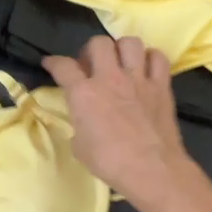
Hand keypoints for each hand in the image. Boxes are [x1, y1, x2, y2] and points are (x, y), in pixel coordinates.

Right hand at [43, 35, 191, 200]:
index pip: (63, 67)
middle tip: (91, 65)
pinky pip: (157, 57)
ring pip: (130, 42)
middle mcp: (109, 78)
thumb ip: (79, 124)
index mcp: (83, 93)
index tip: (50, 63)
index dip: (54, 62)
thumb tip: (84, 121)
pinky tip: (145, 69)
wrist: (150, 168)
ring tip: (120, 62)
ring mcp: (138, 79)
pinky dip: (150, 58)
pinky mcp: (161, 85)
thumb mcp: (79, 145)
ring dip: (122, 49)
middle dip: (91, 50)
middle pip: (99, 43)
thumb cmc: (108, 162)